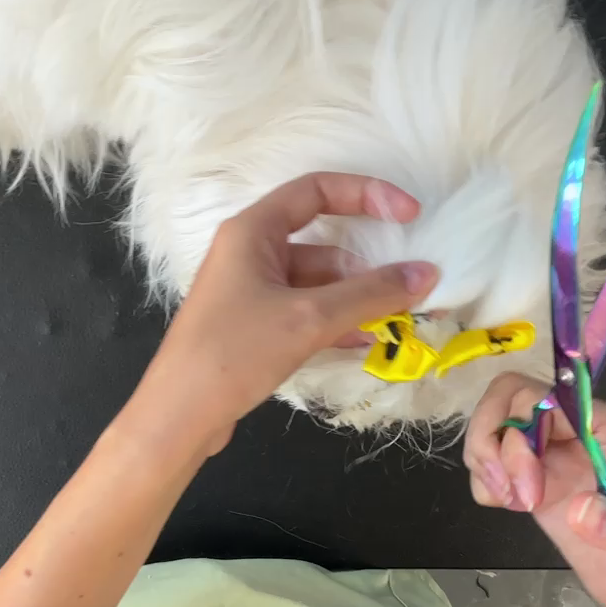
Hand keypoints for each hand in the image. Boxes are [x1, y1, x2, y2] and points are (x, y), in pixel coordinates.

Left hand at [126, 173, 438, 454]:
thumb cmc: (234, 353)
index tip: (410, 216)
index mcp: (252, 231)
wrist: (179, 416)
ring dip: (355, 301)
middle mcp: (248, 254)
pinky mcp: (251, 329)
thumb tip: (426, 274)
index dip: (368, 194)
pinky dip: (334, 324)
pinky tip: (367, 343)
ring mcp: (249, 294)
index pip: (317, 190)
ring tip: (399, 321)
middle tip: (412, 289)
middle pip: (322, 245)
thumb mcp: (308, 319)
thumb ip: (370, 294)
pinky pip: (303, 315)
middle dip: (367, 267)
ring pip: (315, 285)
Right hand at [464, 374, 605, 606]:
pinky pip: (494, 458)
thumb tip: (580, 509)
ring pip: (499, 424)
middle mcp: (585, 433)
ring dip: (486, 461)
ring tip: (508, 503)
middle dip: (496, 443)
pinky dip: (485, 479)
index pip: (551, 397)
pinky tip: (505, 507)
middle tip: (508, 493)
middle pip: (514, 399)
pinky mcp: (539, 479)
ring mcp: (560, 454)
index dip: (524, 431)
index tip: (527, 489)